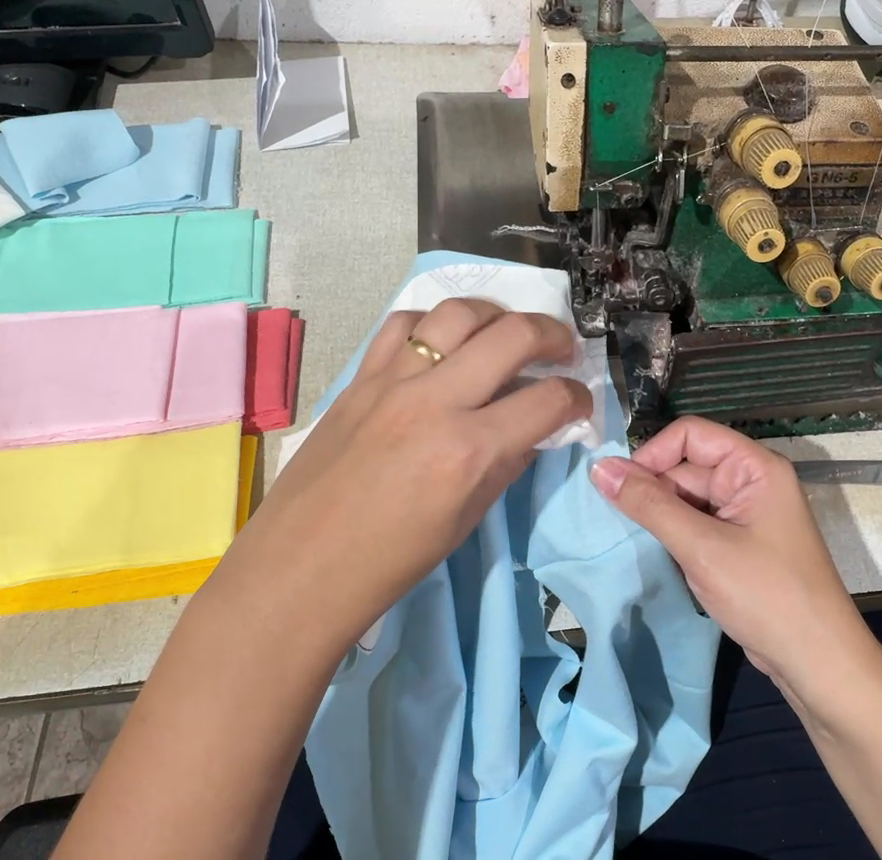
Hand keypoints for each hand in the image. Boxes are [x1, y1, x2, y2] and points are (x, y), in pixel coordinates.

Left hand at [238, 299, 591, 646]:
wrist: (301, 568)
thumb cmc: (391, 562)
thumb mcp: (467, 519)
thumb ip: (508, 463)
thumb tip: (537, 429)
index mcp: (469, 450)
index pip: (548, 401)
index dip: (578, 397)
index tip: (580, 403)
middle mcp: (434, 402)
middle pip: (513, 334)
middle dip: (553, 335)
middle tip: (562, 350)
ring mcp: (392, 382)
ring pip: (457, 312)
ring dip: (496, 314)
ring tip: (507, 331)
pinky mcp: (360, 378)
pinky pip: (403, 325)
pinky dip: (434, 322)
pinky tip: (444, 340)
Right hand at [590, 417, 869, 688]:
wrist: (816, 662)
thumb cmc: (766, 595)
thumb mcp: (702, 547)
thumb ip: (649, 505)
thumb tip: (599, 468)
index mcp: (755, 467)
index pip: (692, 435)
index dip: (653, 454)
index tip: (621, 488)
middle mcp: (752, 482)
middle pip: (687, 465)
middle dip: (653, 488)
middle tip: (618, 520)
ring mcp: (746, 515)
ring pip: (688, 497)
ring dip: (660, 514)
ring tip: (631, 537)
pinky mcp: (739, 545)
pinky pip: (697, 523)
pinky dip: (673, 533)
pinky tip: (654, 553)